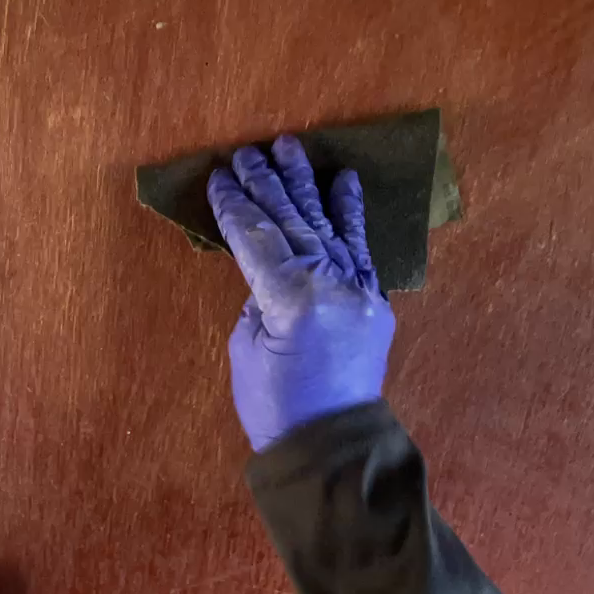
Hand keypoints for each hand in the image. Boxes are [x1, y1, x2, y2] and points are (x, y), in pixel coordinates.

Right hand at [207, 135, 396, 450]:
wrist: (332, 445)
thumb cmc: (275, 406)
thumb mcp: (246, 349)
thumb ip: (257, 300)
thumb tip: (267, 273)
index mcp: (292, 298)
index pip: (257, 238)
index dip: (234, 206)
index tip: (220, 175)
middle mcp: (331, 283)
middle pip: (292, 222)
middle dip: (266, 184)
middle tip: (248, 152)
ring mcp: (359, 288)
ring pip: (326, 225)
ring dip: (304, 185)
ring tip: (290, 148)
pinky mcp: (374, 298)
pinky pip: (362, 248)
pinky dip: (351, 213)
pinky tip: (344, 180)